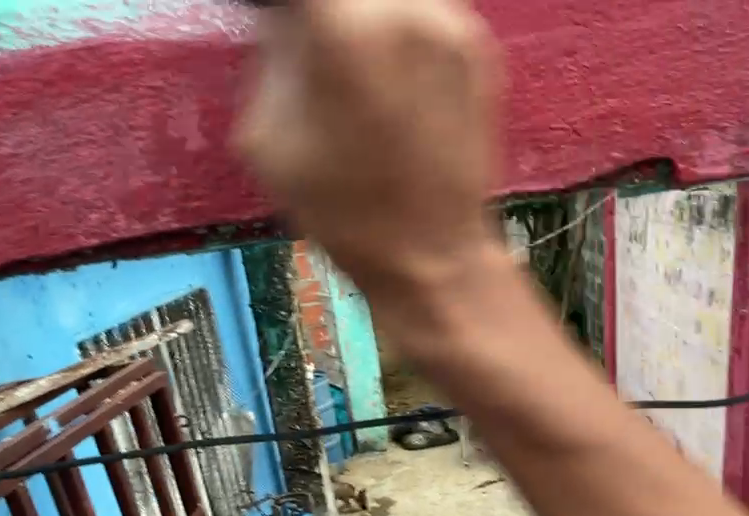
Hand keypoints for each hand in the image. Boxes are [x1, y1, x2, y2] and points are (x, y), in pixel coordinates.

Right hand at [235, 0, 504, 299]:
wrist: (434, 257)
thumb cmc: (344, 215)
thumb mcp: (268, 144)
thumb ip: (270, 58)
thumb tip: (284, 19)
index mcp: (340, 29)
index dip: (288, 9)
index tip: (281, 26)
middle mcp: (401, 6)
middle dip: (325, 17)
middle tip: (315, 49)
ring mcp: (449, 22)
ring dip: (364, 16)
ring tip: (355, 64)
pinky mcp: (480, 46)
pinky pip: (426, 12)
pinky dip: (401, 30)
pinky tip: (393, 79)